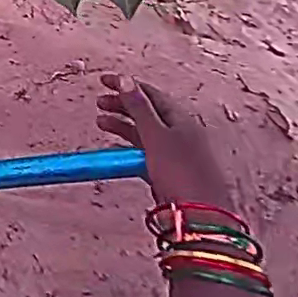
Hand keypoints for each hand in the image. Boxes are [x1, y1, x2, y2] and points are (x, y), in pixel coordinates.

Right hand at [95, 74, 232, 208]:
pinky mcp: (168, 170)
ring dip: (121, 124)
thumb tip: (125, 79)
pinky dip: (127, 144)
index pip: (151, 94)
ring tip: (102, 123)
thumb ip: (138, 106)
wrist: (198, 217)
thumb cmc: (180, 172)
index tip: (104, 80)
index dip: (127, 85)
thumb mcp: (155, 134)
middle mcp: (180, 134)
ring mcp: (175, 153)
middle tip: (100, 102)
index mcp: (181, 120)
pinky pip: (144, 150)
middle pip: (147, 111)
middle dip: (122, 104)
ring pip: (143, 131)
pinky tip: (116, 147)